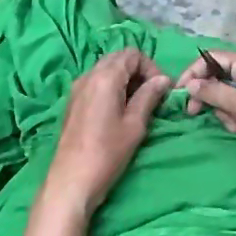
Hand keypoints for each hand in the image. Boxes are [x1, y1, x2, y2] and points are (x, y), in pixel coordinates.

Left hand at [44, 49, 171, 216]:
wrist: (72, 180)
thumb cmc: (108, 153)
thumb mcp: (135, 124)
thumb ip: (149, 96)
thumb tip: (163, 79)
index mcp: (105, 77)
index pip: (133, 54)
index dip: (151, 67)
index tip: (161, 89)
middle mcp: (88, 75)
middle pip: (118, 58)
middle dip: (138, 71)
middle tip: (152, 94)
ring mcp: (77, 88)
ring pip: (106, 69)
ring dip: (125, 79)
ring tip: (137, 104)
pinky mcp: (73, 102)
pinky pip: (96, 82)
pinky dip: (111, 87)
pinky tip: (119, 110)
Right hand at [177, 51, 235, 183]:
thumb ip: (214, 93)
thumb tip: (189, 85)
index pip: (213, 57)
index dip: (194, 72)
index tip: (179, 93)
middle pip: (218, 75)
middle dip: (208, 94)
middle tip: (194, 113)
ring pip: (226, 93)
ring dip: (223, 109)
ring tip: (233, 126)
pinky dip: (234, 116)